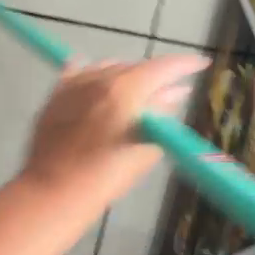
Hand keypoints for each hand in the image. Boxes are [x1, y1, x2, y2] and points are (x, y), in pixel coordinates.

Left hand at [21, 55, 206, 206]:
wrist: (54, 190)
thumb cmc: (105, 176)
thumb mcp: (144, 148)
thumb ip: (161, 115)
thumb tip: (175, 93)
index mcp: (125, 90)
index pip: (162, 67)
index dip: (185, 64)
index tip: (200, 64)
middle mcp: (98, 79)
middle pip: (134, 67)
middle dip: (153, 76)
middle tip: (167, 90)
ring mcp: (73, 85)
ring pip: (106, 68)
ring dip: (124, 75)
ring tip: (134, 91)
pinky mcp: (55, 96)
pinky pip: (76, 72)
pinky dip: (90, 73)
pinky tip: (94, 75)